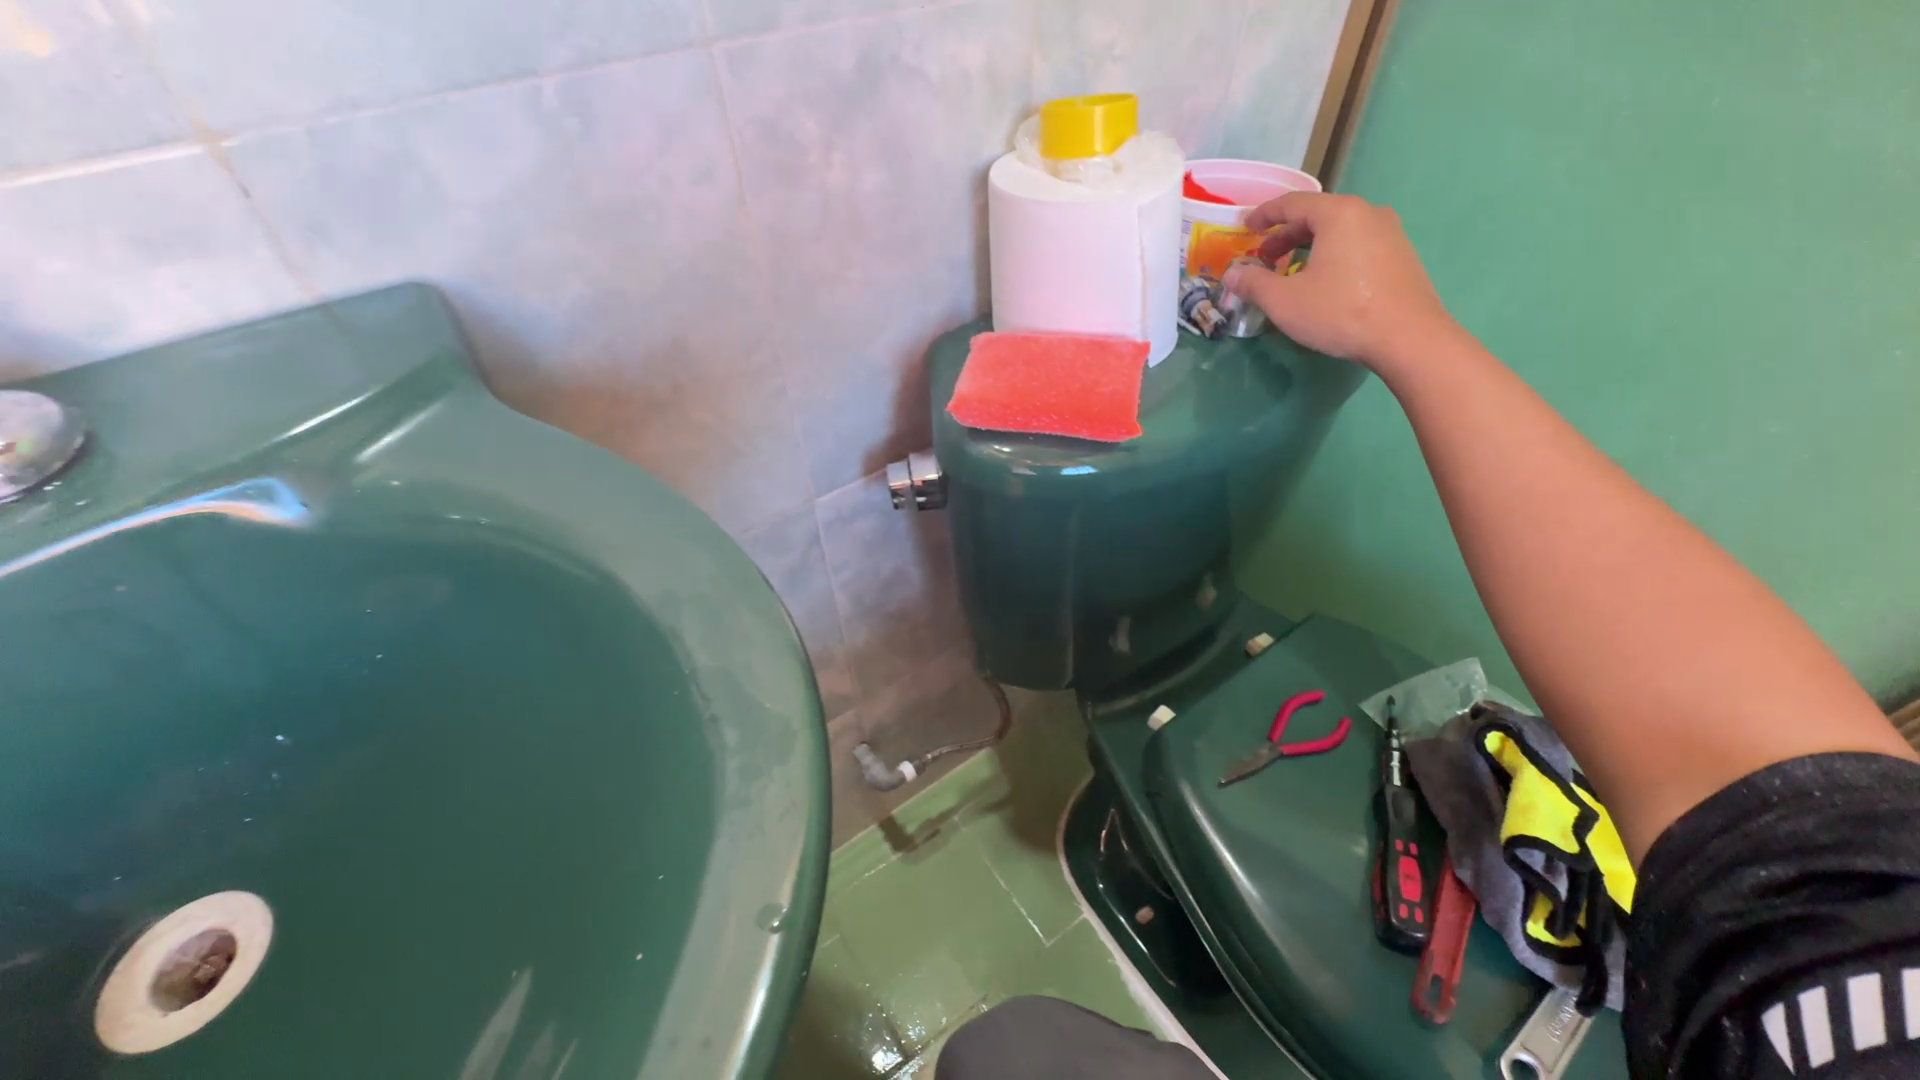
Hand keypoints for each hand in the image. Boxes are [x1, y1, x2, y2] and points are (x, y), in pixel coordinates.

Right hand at [1224, 192, 1457, 373]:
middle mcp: (1367, 213)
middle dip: (1286, 235)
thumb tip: (1231, 274)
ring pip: (1339, 231)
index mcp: (1338, 213)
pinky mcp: (1401, 254)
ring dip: (1310, 246)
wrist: (1408, 337)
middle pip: (1317, 215)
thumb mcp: (1284, 301)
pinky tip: (1324, 281)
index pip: (1292, 203)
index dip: (1264, 215)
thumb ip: (1253, 283)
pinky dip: (1333, 254)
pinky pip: (1357, 244)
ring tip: (1291, 271)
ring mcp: (1390, 232)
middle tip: (1264, 258)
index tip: (1245, 227)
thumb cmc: (1340, 312)